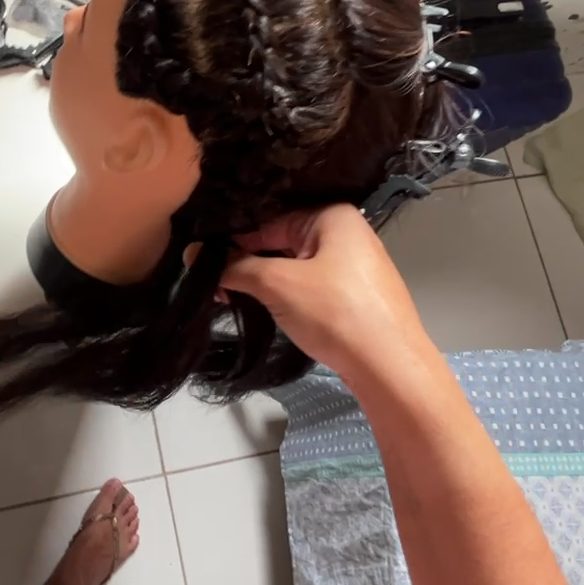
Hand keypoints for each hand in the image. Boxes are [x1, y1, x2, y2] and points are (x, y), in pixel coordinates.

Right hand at [218, 204, 430, 384]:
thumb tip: (193, 254)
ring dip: (260, 281)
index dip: (230, 241)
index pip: (266, 220)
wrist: (390, 369)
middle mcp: (344, 232)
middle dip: (244, 263)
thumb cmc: (335, 313)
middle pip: (278, 240)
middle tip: (212, 286)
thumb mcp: (276, 284)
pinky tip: (260, 307)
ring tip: (228, 298)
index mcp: (331, 215)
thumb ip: (233, 266)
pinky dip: (282, 293)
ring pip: (292, 264)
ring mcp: (352, 265)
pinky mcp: (353, 295)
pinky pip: (307, 284)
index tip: (200, 263)